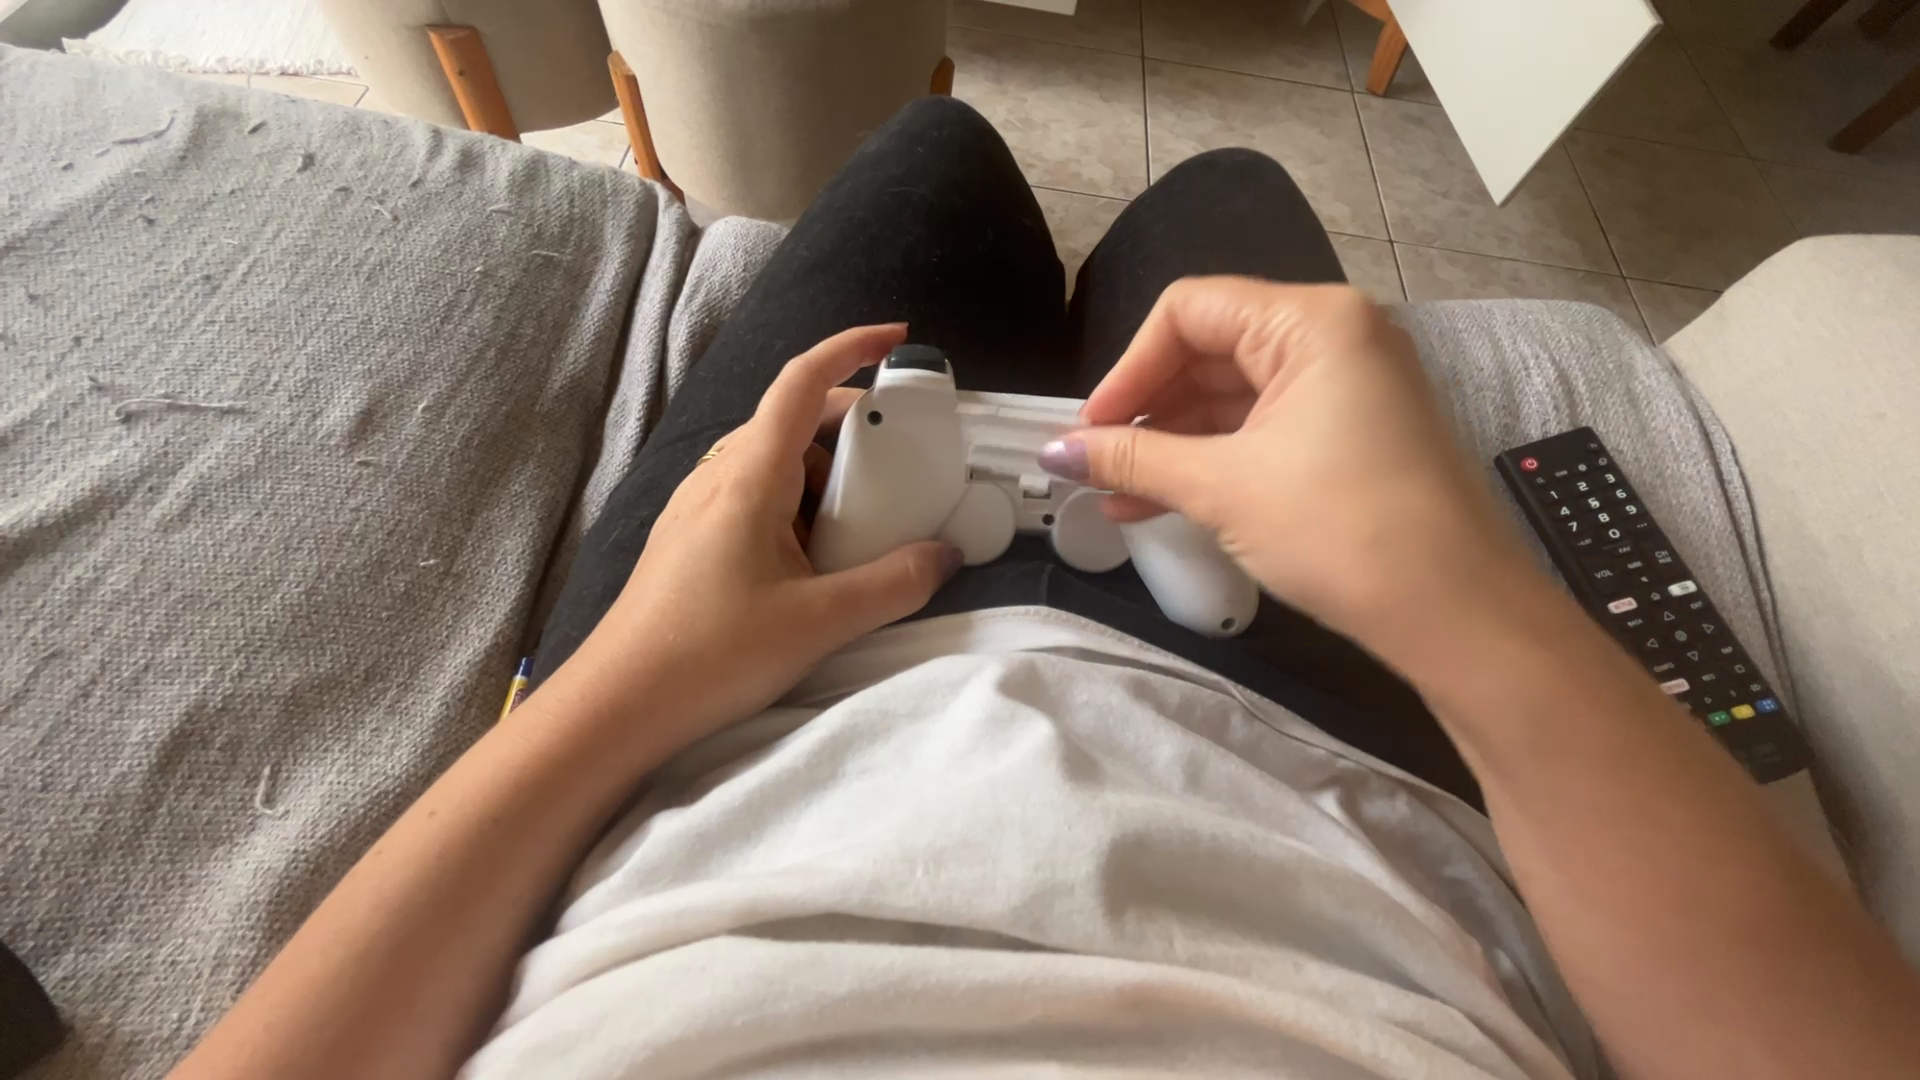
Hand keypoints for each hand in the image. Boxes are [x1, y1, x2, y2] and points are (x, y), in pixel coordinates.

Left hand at [550, 323, 961, 750]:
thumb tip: (946, 555)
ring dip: (826, 472)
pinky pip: (757, 496)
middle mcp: (721, 476)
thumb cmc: (713, 653)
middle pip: (795, 420)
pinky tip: (814, 557)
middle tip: (901, 458)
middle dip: (854, 426)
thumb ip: (895, 584)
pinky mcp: (694, 538)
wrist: (618, 705)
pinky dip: (799, 504)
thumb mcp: (821, 620)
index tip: (898, 339)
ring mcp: (701, 507)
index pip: (802, 382)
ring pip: (776, 461)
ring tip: (863, 519)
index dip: (851, 346)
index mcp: (750, 475)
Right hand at [1042, 278, 1536, 645]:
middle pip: (1205, 352)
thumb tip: (1054, 452)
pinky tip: (1153, 504)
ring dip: (1166, 446)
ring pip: (1225, 400)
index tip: (1089, 430)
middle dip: (1144, 412)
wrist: (1456, 616)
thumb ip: (1133, 460)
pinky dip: (1204, 464)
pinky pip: (1253, 433)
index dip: (1127, 368)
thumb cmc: (1340, 529)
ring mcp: (1339, 390)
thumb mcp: (1222, 488)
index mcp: (1310, 322)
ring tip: (1114, 496)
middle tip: (1095, 464)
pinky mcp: (1340, 437)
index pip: (1188, 312)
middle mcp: (1329, 338)